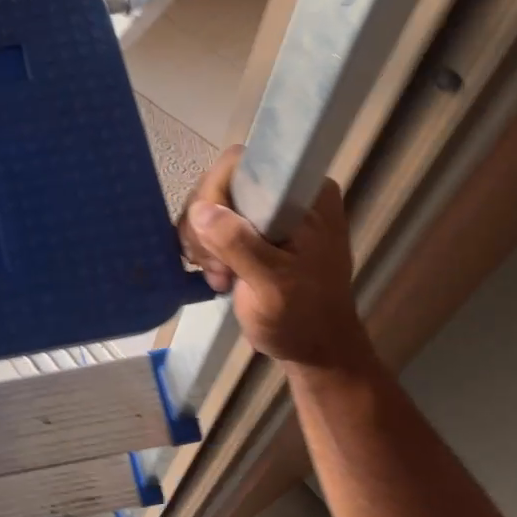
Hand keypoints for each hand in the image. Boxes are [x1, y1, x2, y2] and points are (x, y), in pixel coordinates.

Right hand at [179, 146, 369, 369]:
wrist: (315, 351)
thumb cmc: (302, 319)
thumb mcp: (272, 286)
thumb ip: (240, 244)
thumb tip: (200, 211)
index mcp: (303, 194)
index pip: (242, 165)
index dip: (217, 194)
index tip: (215, 236)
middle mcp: (284, 192)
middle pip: (218, 184)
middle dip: (207, 227)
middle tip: (217, 269)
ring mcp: (265, 210)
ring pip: (208, 204)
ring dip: (203, 243)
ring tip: (221, 278)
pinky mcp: (251, 228)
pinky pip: (209, 222)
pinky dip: (205, 248)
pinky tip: (218, 275)